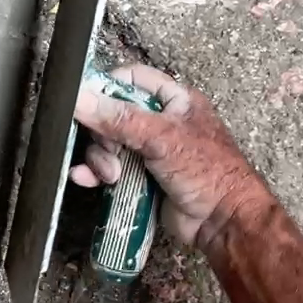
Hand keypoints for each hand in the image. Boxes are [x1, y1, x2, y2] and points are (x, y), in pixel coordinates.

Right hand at [71, 64, 272, 251]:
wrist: (223, 223)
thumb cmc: (206, 173)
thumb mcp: (161, 139)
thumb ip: (119, 118)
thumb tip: (79, 97)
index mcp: (173, 99)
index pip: (130, 78)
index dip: (106, 89)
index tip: (88, 106)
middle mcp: (159, 120)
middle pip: (111, 113)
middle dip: (102, 134)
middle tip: (110, 151)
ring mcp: (148, 150)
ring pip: (106, 142)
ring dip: (100, 158)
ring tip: (111, 176)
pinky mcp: (139, 175)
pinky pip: (107, 167)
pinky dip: (95, 172)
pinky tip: (85, 179)